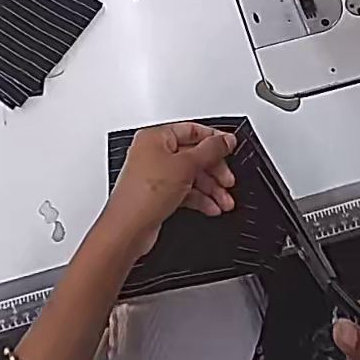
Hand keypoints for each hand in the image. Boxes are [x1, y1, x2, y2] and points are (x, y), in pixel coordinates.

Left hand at [100, 123, 237, 257]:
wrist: (128, 229)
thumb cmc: (144, 195)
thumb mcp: (185, 166)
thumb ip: (210, 150)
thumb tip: (225, 140)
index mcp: (155, 138)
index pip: (191, 130)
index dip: (213, 139)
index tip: (230, 147)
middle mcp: (153, 153)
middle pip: (194, 155)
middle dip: (214, 170)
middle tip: (228, 180)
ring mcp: (155, 175)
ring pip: (191, 175)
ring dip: (210, 188)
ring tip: (224, 201)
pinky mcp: (158, 194)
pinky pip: (185, 191)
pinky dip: (199, 198)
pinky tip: (211, 207)